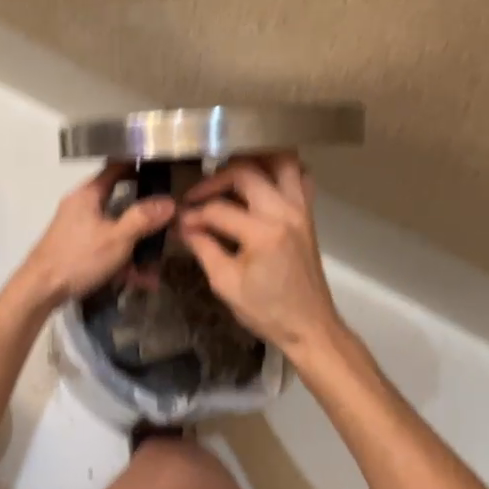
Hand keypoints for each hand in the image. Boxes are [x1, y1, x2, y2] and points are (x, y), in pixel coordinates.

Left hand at [17, 166, 175, 305]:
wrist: (40, 290)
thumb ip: (143, 218)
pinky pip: (106, 249)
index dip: (140, 166)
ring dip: (137, 248)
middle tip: (169, 224)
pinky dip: (123, 262)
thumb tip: (170, 201)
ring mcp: (78, 229)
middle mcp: (81, 206)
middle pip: (120, 203)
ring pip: (115, 231)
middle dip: (145, 219)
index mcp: (88, 194)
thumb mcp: (117, 238)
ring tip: (156, 268)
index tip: (164, 169)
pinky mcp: (77, 249)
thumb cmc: (78, 257)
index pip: (116, 168)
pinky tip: (140, 281)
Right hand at [178, 154, 344, 352]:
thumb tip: (183, 225)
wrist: (309, 326)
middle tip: (198, 196)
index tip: (179, 222)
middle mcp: (286, 212)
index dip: (194, 214)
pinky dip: (279, 172)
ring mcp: (301, 210)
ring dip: (253, 161)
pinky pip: (299, 177)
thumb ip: (203, 248)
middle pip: (246, 172)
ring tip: (229, 175)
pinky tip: (259, 183)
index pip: (219, 209)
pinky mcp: (307, 214)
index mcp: (264, 233)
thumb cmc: (265, 311)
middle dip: (216, 180)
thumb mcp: (224, 283)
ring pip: (281, 161)